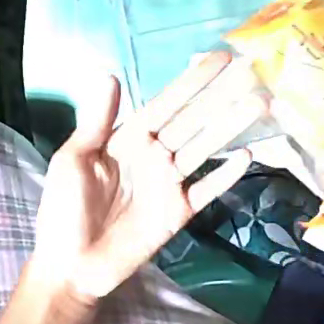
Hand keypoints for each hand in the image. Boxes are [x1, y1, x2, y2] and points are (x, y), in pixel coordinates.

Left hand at [30, 53, 264, 304]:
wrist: (70, 266)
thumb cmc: (63, 210)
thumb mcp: (72, 160)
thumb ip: (96, 122)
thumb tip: (110, 76)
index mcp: (126, 140)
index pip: (165, 104)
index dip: (191, 83)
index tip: (219, 58)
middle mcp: (152, 156)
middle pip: (193, 121)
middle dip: (221, 96)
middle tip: (253, 70)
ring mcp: (167, 185)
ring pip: (204, 149)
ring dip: (231, 127)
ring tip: (260, 104)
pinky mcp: (177, 214)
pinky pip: (206, 191)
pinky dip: (225, 176)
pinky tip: (247, 156)